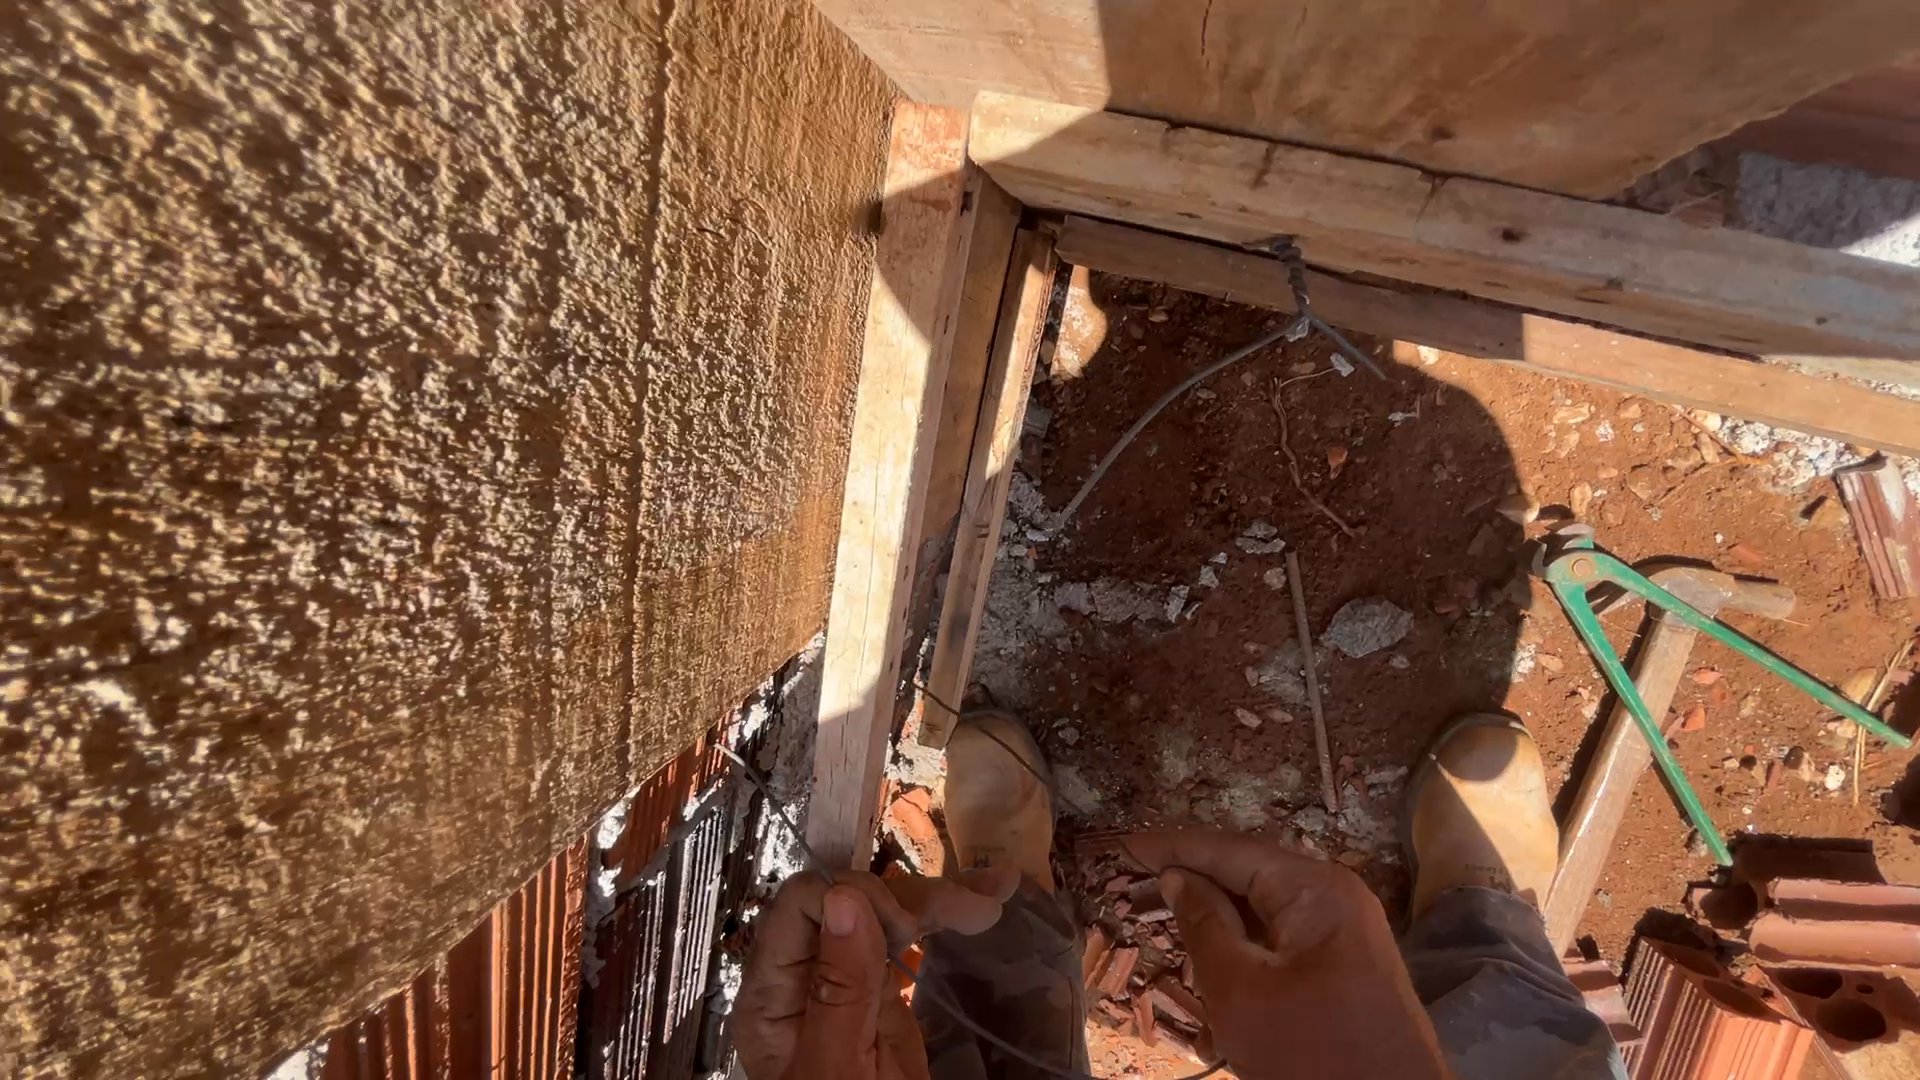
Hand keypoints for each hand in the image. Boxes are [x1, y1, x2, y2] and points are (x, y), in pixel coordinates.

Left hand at [735, 867, 1018, 1079]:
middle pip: (851, 899)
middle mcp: (805, 972)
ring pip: (885, 911)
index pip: (802, 903)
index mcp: (773, 990)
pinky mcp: (878, 987)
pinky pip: (907, 939)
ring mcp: (843, 976)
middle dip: (914, 897)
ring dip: (941, 898)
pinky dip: (945, 918)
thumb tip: (844, 896)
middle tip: (977, 912)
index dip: (855, 898)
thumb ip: (839, 990)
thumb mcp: (840, 1073)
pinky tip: (983, 901)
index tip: (908, 928)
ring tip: (996, 892)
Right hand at [1124, 830, 1450, 1079]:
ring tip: (1165, 899)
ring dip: (1216, 902)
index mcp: (1315, 887)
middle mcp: (1336, 892)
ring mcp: (1347, 926)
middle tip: (1139, 872)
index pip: (1228, 849)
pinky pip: (1282, 927)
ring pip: (1263, 899)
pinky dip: (1242, 930)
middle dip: (1194, 871)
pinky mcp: (1347, 959)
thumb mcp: (1238, 990)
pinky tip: (1210, 936)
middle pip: (1247, 869)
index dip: (1173, 846)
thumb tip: (1176, 876)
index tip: (1127, 844)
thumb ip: (1202, 922)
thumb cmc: (1308, 1058)